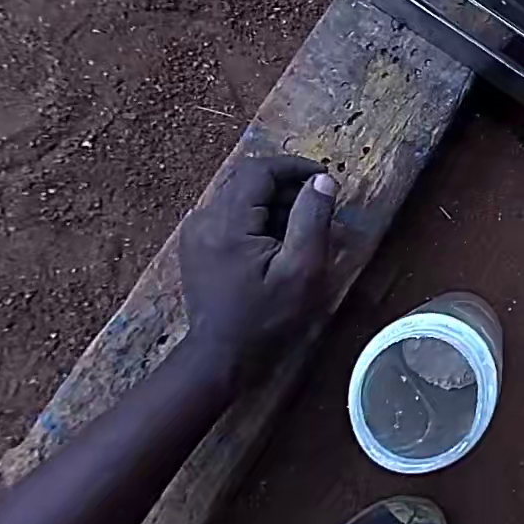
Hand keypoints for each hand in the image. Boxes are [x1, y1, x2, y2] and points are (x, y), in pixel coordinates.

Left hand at [177, 155, 335, 387]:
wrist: (222, 356)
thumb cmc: (268, 316)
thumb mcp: (302, 268)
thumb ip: (312, 218)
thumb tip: (323, 179)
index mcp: (227, 223)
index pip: (259, 170)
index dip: (296, 167)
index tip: (326, 179)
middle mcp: (204, 219)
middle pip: (250, 180)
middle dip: (289, 187)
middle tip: (320, 210)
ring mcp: (197, 232)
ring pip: (243, 196)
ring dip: (277, 203)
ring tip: (303, 231)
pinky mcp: (199, 244)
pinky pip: (234, 213)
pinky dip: (261, 217)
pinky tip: (278, 243)